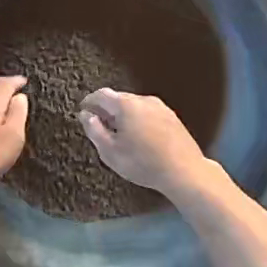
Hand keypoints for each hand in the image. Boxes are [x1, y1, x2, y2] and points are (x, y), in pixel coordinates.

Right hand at [78, 88, 216, 197]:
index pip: (101, 95)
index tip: (83, 110)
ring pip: (134, 106)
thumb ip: (94, 130)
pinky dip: (137, 120)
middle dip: (106, 109)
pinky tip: (137, 138)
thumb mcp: (110, 151)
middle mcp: (144, 101)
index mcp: (126, 105)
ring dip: (122, 115)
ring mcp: (161, 108)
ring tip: (117, 134)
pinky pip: (148, 114)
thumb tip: (86, 115)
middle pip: (119, 98)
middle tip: (97, 124)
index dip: (89, 101)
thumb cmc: (143, 163)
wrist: (183, 171)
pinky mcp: (172, 118)